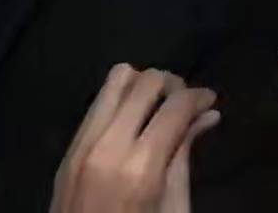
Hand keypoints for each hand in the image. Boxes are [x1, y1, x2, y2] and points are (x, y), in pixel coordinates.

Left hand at [50, 64, 219, 212]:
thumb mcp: (172, 211)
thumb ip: (184, 156)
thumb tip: (208, 115)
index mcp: (139, 168)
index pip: (177, 104)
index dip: (200, 97)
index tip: (210, 103)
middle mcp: (108, 146)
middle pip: (147, 80)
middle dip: (173, 85)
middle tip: (184, 107)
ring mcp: (82, 147)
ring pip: (117, 78)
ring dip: (143, 86)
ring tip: (157, 109)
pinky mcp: (67, 153)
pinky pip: (98, 102)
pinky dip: (120, 100)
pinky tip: (133, 124)